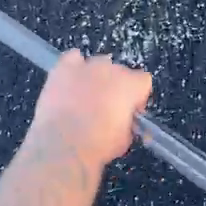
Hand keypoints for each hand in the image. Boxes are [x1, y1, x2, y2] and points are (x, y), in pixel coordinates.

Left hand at [26, 51, 151, 169]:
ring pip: (98, 64)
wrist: (62, 146)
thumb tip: (125, 121)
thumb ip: (129, 122)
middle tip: (106, 110)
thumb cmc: (98, 146)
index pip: (143, 81)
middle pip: (120, 71)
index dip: (138, 97)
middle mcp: (111, 70)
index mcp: (132, 85)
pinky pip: (73, 58)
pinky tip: (71, 82)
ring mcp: (86, 67)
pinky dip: (74, 67)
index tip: (130, 112)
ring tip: (85, 99)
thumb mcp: (125, 139)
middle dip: (116, 88)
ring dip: (96, 78)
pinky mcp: (63, 69)